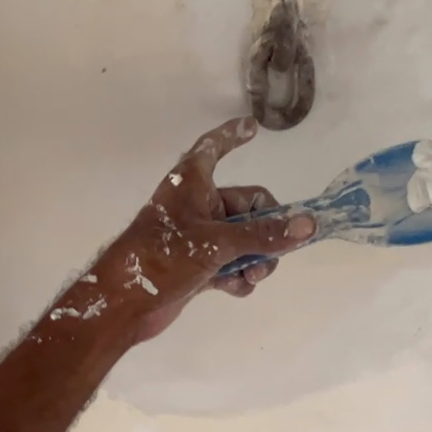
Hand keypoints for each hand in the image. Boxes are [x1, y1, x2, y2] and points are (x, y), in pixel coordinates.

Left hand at [86, 117, 315, 341]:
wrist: (123, 304)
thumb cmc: (161, 258)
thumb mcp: (217, 243)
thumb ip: (264, 234)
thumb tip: (308, 223)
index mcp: (193, 184)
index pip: (214, 148)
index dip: (232, 136)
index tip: (252, 126)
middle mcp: (197, 206)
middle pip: (248, 208)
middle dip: (266, 230)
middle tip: (275, 251)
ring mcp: (197, 238)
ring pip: (243, 240)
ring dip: (255, 258)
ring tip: (253, 275)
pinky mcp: (197, 267)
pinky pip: (231, 264)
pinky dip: (237, 276)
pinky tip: (235, 288)